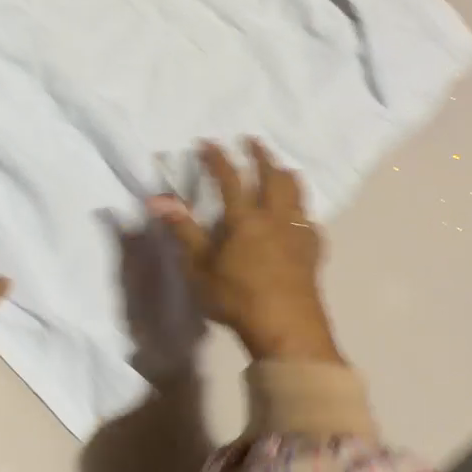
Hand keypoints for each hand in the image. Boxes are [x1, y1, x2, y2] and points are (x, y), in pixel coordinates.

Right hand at [148, 139, 343, 362]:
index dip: (218, 158)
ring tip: (281, 168)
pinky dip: (301, 208)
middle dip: (262, 156)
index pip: (230, 179)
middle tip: (252, 141)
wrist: (288, 330)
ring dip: (287, 176)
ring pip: (298, 195)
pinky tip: (298, 217)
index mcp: (245, 220)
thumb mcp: (198, 266)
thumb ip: (182, 230)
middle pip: (274, 178)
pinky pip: (309, 220)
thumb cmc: (235, 297)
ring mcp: (299, 236)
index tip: (208, 142)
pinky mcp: (313, 253)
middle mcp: (276, 220)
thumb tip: (158, 199)